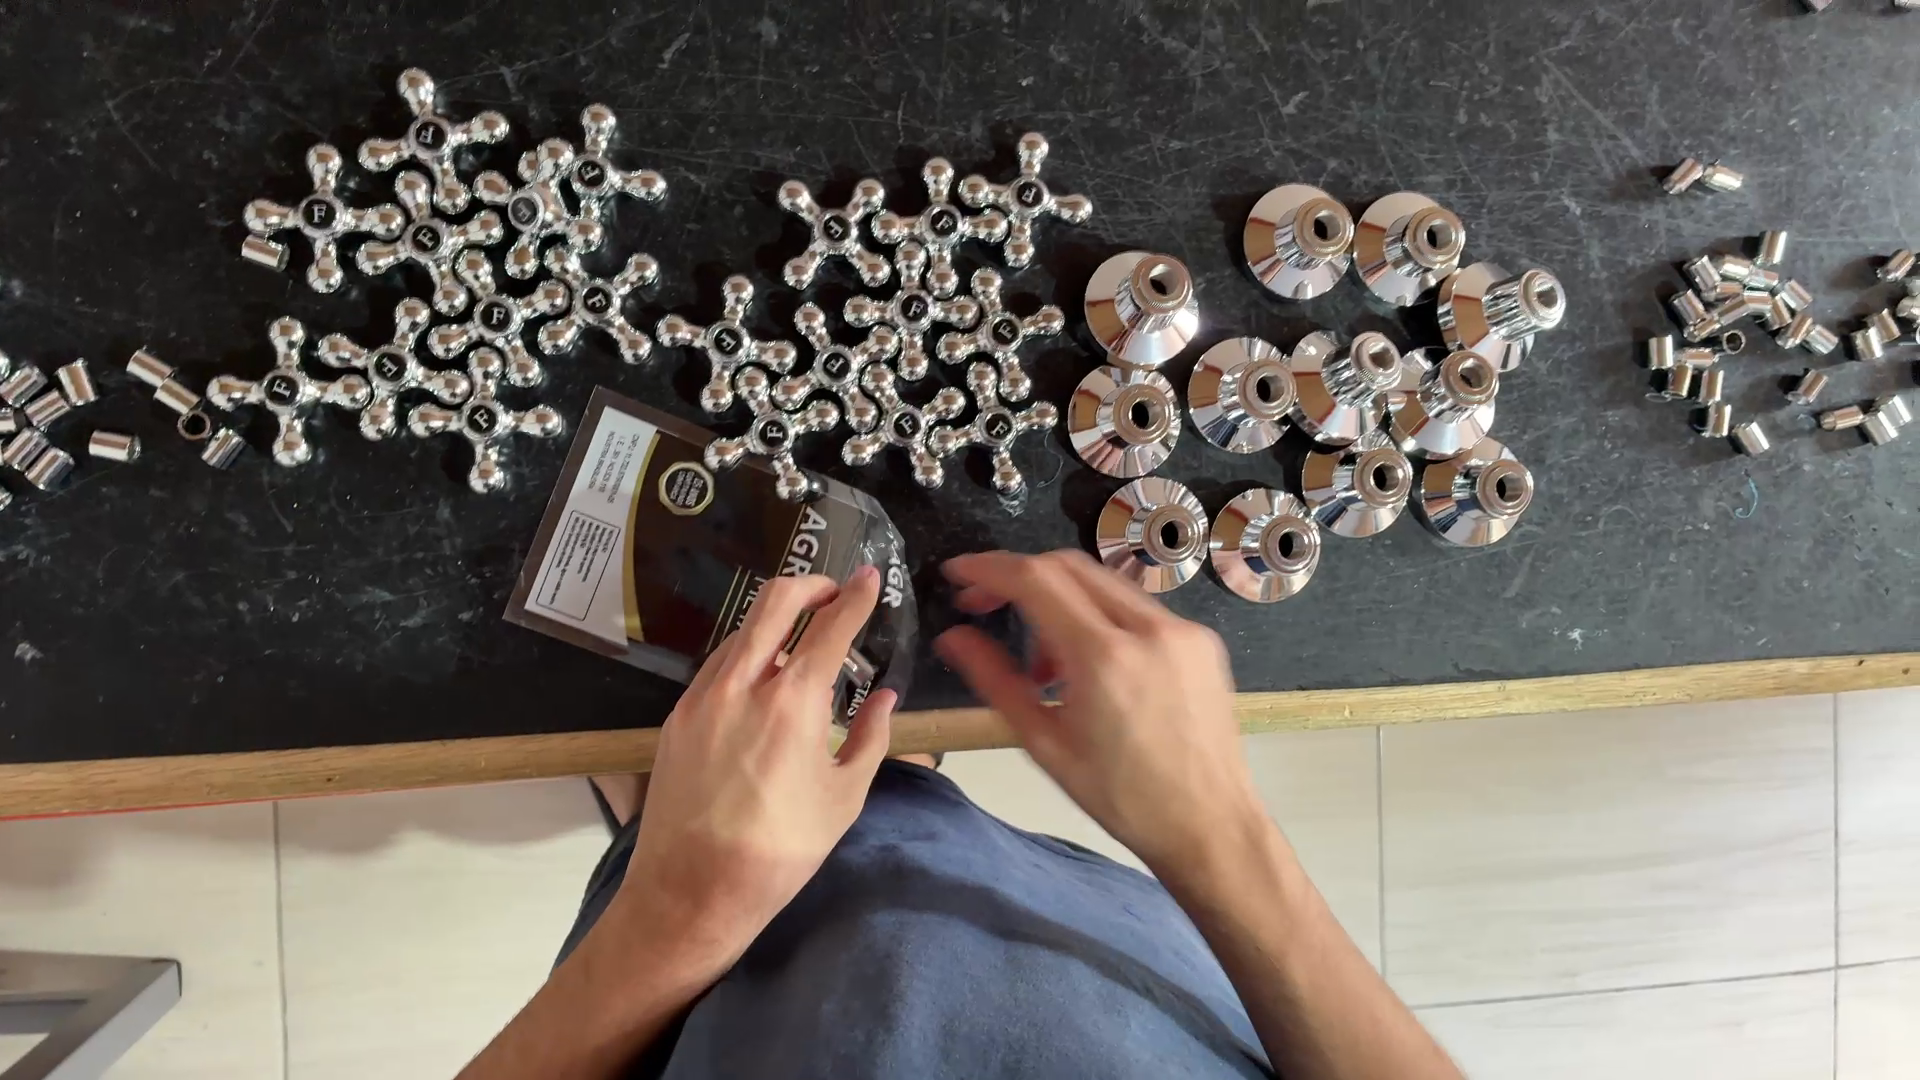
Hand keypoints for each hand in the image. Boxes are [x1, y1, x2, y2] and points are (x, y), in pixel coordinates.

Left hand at [614, 567, 895, 975]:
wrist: (690, 894)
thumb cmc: (781, 849)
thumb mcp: (845, 797)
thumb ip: (871, 736)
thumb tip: (885, 696)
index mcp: (793, 702)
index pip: (831, 627)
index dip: (855, 596)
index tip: (868, 576)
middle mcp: (743, 683)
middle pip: (776, 601)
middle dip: (811, 584)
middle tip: (834, 593)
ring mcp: (703, 696)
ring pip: (743, 629)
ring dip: (778, 621)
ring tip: (803, 646)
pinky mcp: (678, 715)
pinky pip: (719, 664)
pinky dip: (749, 654)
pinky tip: (763, 683)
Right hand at [934, 550, 1259, 878]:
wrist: (1210, 826)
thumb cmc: (1119, 797)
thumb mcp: (1044, 743)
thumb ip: (994, 679)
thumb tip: (953, 637)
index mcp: (1104, 657)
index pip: (1035, 579)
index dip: (988, 568)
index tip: (957, 573)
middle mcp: (1148, 627)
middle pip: (1068, 565)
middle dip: (1018, 575)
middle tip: (984, 604)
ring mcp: (1182, 628)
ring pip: (1103, 582)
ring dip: (1058, 598)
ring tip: (1041, 660)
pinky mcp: (1201, 638)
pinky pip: (1136, 606)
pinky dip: (1098, 617)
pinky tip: (1088, 664)